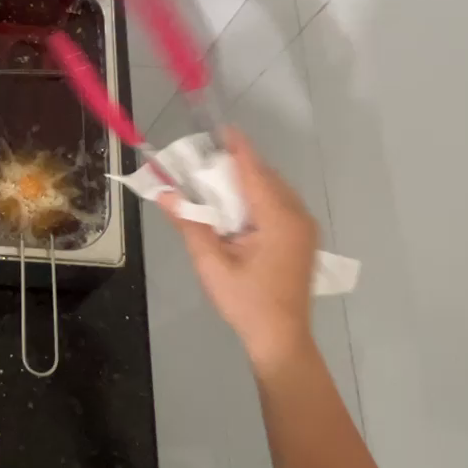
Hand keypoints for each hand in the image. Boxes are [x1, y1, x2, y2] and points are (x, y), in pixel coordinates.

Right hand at [157, 129, 318, 369]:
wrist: (280, 338)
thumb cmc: (245, 302)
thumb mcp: (211, 263)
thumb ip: (190, 223)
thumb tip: (164, 193)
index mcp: (277, 219)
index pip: (254, 171)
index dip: (236, 148)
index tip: (220, 129)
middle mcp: (296, 216)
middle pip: (264, 177)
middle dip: (236, 165)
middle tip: (205, 160)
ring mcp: (303, 227)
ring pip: (273, 189)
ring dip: (246, 182)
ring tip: (215, 181)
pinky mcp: (301, 238)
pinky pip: (278, 204)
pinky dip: (256, 197)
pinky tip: (235, 207)